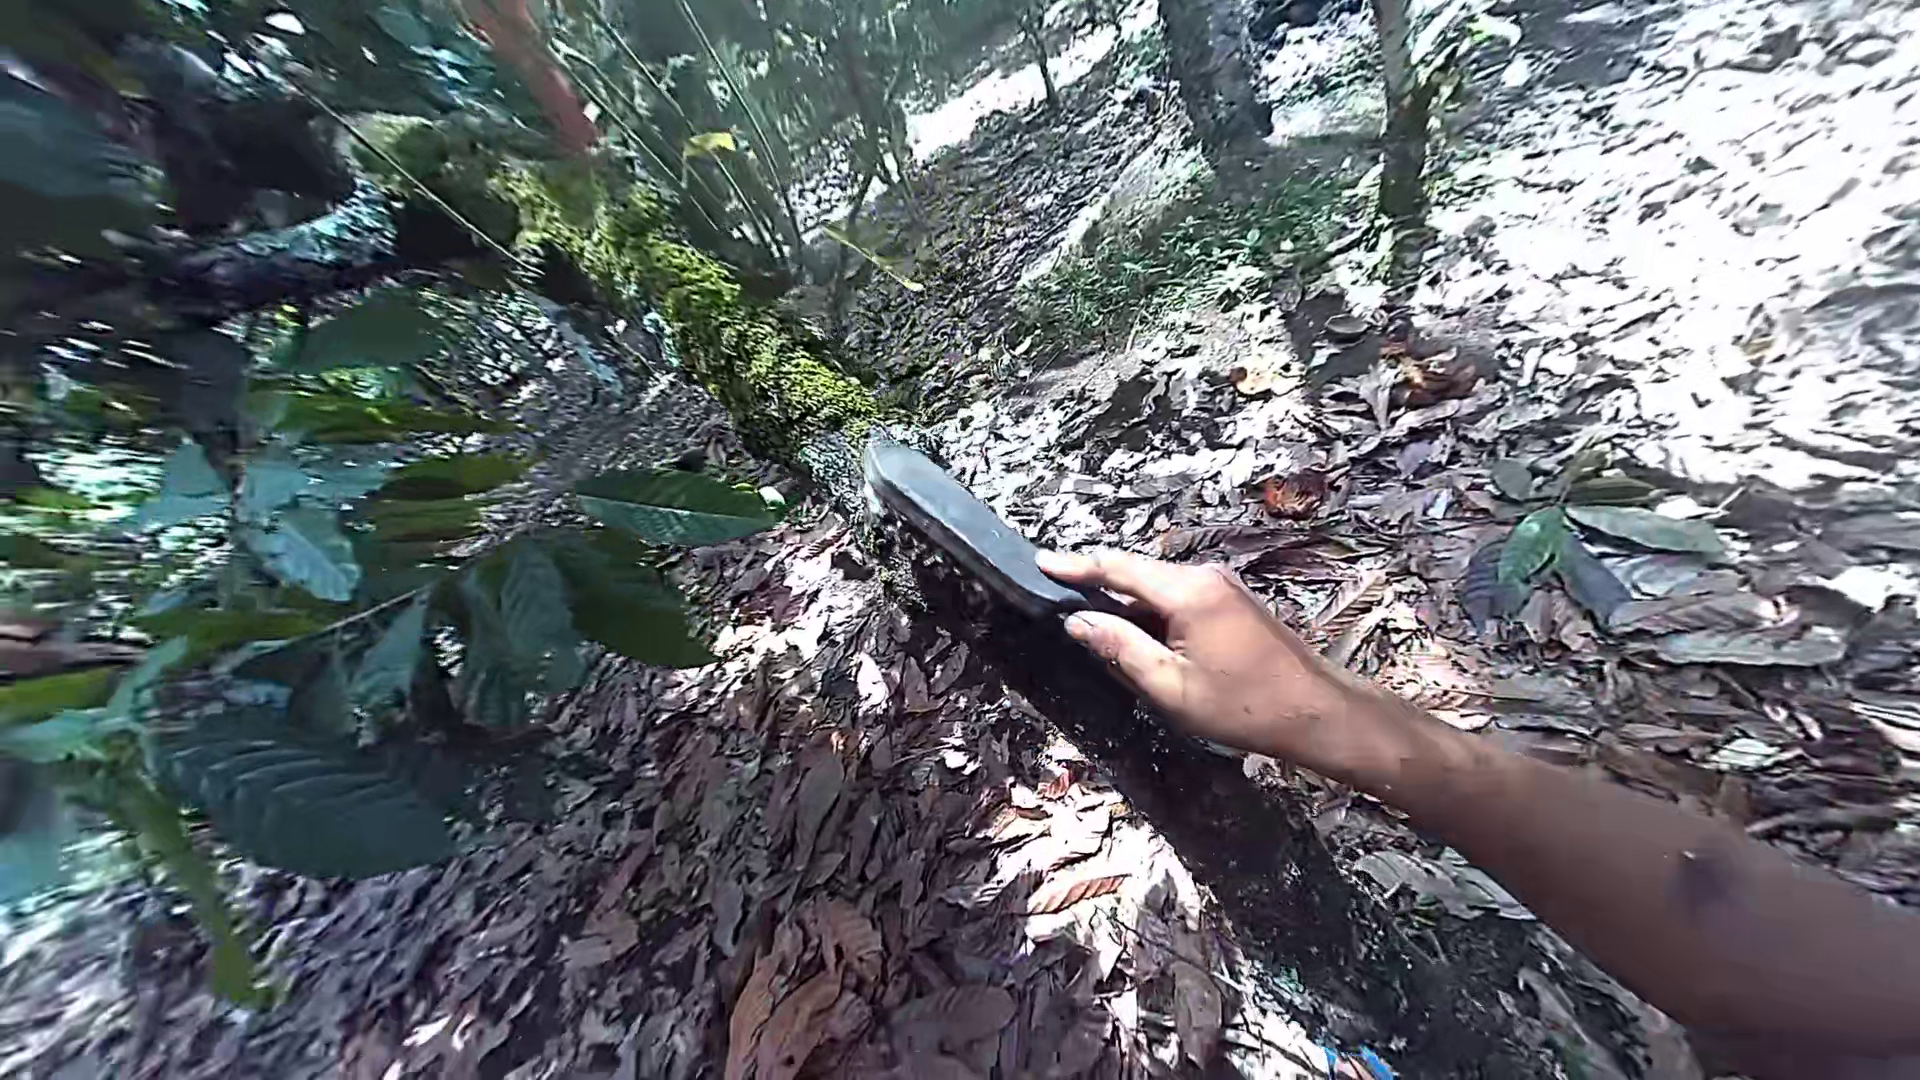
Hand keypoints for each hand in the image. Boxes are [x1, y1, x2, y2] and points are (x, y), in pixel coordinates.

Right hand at [1036, 549, 1413, 779]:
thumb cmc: (1244, 706)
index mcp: (1187, 591)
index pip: (1117, 568)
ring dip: (1123, 602)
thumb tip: (1077, 621)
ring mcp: (1219, 583)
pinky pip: (1174, 594)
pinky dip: (1148, 609)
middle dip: (1095, 584)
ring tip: (1092, 623)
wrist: (1321, 712)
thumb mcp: (1171, 686)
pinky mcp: (1228, 597)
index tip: (1041, 561)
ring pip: (1154, 585)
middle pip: (1134, 572)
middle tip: (1058, 598)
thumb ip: (1120, 647)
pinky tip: (1136, 632)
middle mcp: (1203, 575)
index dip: (1075, 565)